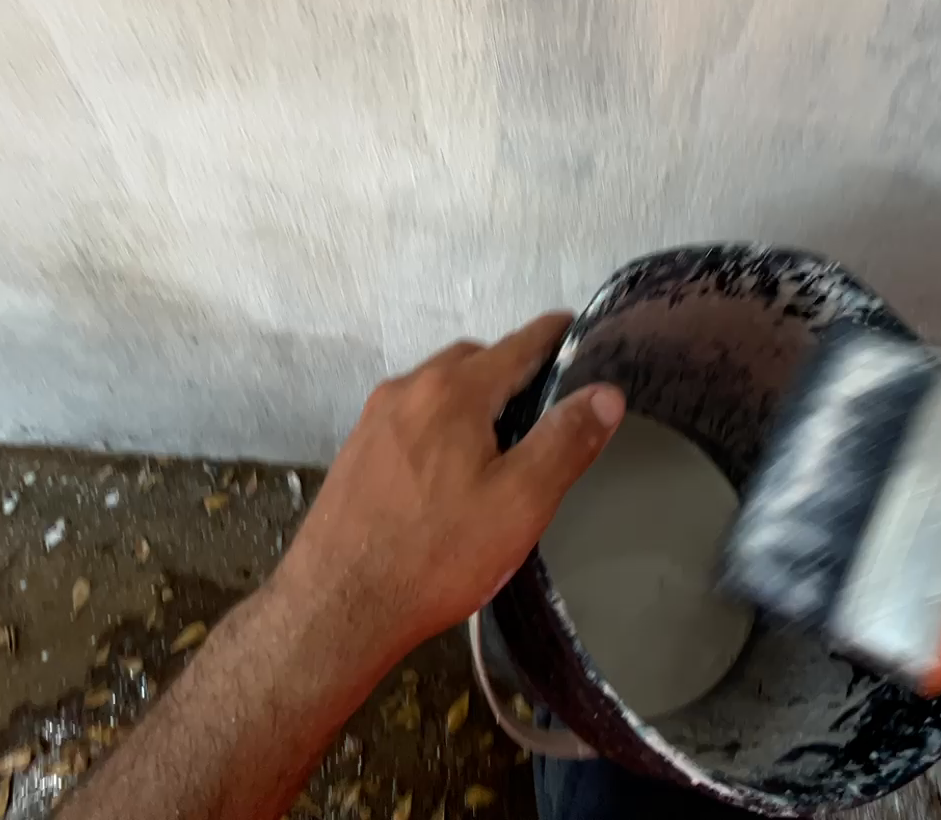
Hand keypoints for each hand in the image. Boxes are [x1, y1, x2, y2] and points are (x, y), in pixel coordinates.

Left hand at [282, 312, 625, 659]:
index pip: (517, 344)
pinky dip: (442, 419)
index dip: (554, 335)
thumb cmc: (437, 553)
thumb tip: (606, 392)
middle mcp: (408, 388)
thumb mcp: (520, 501)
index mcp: (453, 390)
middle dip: (513, 367)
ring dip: (474, 394)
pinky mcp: (357, 448)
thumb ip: (566, 440)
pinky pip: (413, 413)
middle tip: (545, 402)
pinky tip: (449, 465)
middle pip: (475, 359)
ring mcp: (375, 417)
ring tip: (501, 437)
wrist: (334, 611)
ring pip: (439, 386)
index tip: (577, 329)